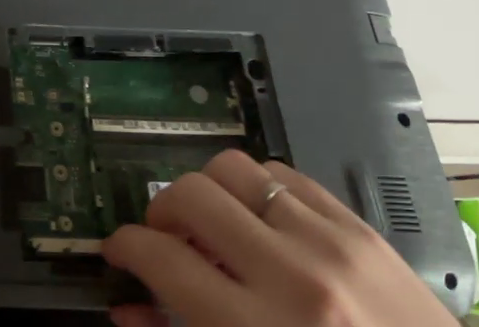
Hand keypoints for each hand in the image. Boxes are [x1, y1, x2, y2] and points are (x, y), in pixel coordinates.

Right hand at [102, 150, 454, 326]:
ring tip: (211, 225)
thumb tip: (126, 310)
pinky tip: (258, 222)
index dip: (126, 249)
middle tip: (164, 238)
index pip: (163, 260)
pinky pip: (283, 176)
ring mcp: (331, 243)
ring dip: (207, 192)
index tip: (119, 252)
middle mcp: (293, 275)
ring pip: (233, 169)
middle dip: (160, 212)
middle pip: (191, 196)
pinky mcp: (359, 228)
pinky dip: (256, 191)